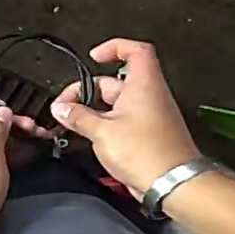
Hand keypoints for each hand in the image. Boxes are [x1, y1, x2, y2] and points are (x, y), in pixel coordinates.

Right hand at [49, 38, 200, 190]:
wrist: (173, 185)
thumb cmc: (146, 154)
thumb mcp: (101, 132)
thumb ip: (77, 116)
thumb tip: (61, 108)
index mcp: (143, 87)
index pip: (136, 51)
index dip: (114, 47)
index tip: (93, 57)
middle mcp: (148, 97)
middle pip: (113, 81)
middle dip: (86, 90)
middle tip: (65, 106)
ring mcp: (147, 116)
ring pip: (113, 102)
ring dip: (90, 109)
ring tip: (71, 123)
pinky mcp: (144, 134)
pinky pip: (118, 120)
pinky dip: (100, 123)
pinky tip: (84, 135)